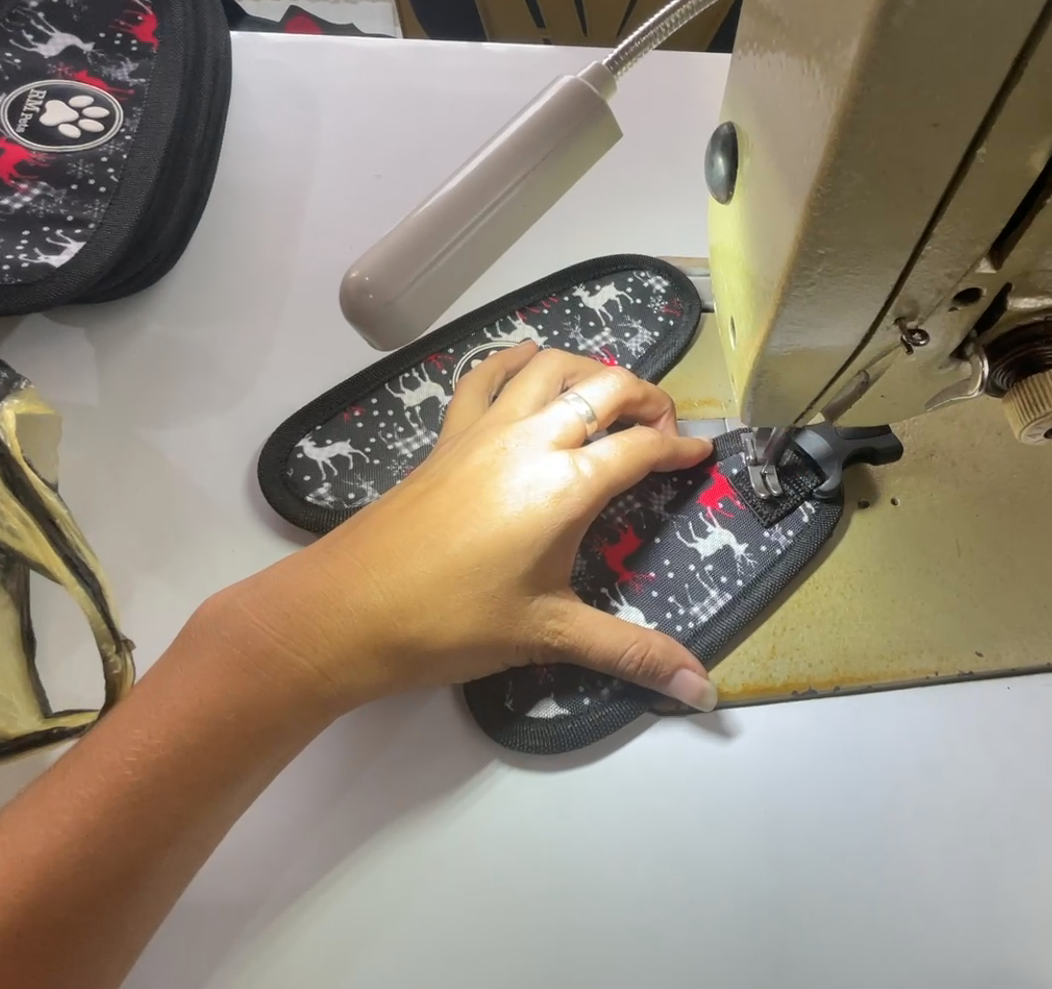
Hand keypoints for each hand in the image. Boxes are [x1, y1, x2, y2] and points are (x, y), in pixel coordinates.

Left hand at [205, 343, 717, 717]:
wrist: (348, 610)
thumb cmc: (453, 623)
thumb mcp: (550, 634)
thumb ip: (633, 653)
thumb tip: (702, 690)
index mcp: (566, 485)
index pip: (640, 449)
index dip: (679, 449)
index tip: (701, 456)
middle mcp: (531, 439)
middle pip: (605, 388)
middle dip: (647, 398)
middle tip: (664, 429)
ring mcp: (486, 429)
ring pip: (549, 367)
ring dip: (590, 369)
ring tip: (610, 395)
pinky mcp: (450, 434)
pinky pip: (486, 375)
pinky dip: (517, 360)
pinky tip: (531, 365)